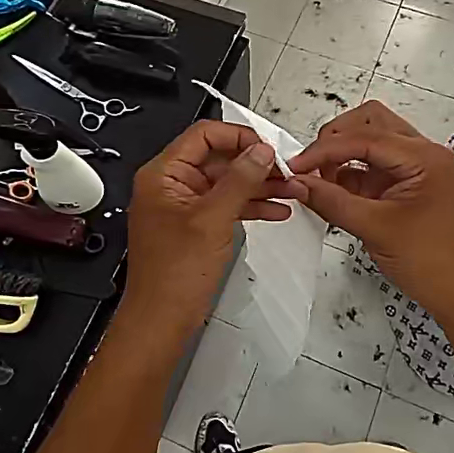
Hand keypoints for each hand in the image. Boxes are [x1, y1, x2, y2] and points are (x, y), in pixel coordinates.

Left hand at [125, 120, 305, 321]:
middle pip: (220, 158)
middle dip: (256, 164)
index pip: (204, 135)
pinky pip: (229, 204)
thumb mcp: (212, 219)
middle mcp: (172, 185)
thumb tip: (260, 152)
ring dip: (260, 185)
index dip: (238, 137)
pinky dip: (253, 205)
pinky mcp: (198, 224)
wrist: (164, 318)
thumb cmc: (172, 275)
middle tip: (285, 171)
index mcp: (163, 175)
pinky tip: (276, 210)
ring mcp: (186, 205)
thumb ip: (240, 181)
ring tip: (290, 190)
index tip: (267, 148)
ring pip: (229, 182)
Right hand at [288, 102, 453, 315]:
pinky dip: (353, 173)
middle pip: (372, 123)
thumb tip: (298, 183)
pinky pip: (376, 165)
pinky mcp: (410, 183)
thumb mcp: (374, 228)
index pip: (366, 137)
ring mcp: (419, 168)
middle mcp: (426, 154)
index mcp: (426, 158)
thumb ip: (332, 201)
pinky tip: (333, 190)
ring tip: (318, 180)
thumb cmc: (430, 262)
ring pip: (374, 141)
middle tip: (310, 165)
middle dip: (337, 140)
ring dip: (344, 155)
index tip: (298, 165)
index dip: (326, 149)